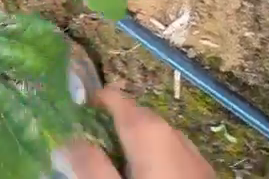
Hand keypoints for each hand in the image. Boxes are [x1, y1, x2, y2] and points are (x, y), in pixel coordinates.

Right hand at [57, 87, 215, 178]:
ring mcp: (192, 153)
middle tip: (88, 159)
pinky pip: (171, 157)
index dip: (89, 105)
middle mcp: (172, 131)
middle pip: (132, 117)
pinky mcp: (204, 174)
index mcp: (148, 129)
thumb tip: (64, 143)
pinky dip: (154, 164)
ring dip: (132, 151)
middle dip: (109, 133)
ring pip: (153, 139)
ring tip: (116, 174)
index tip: (71, 126)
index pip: (112, 96)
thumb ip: (88, 166)